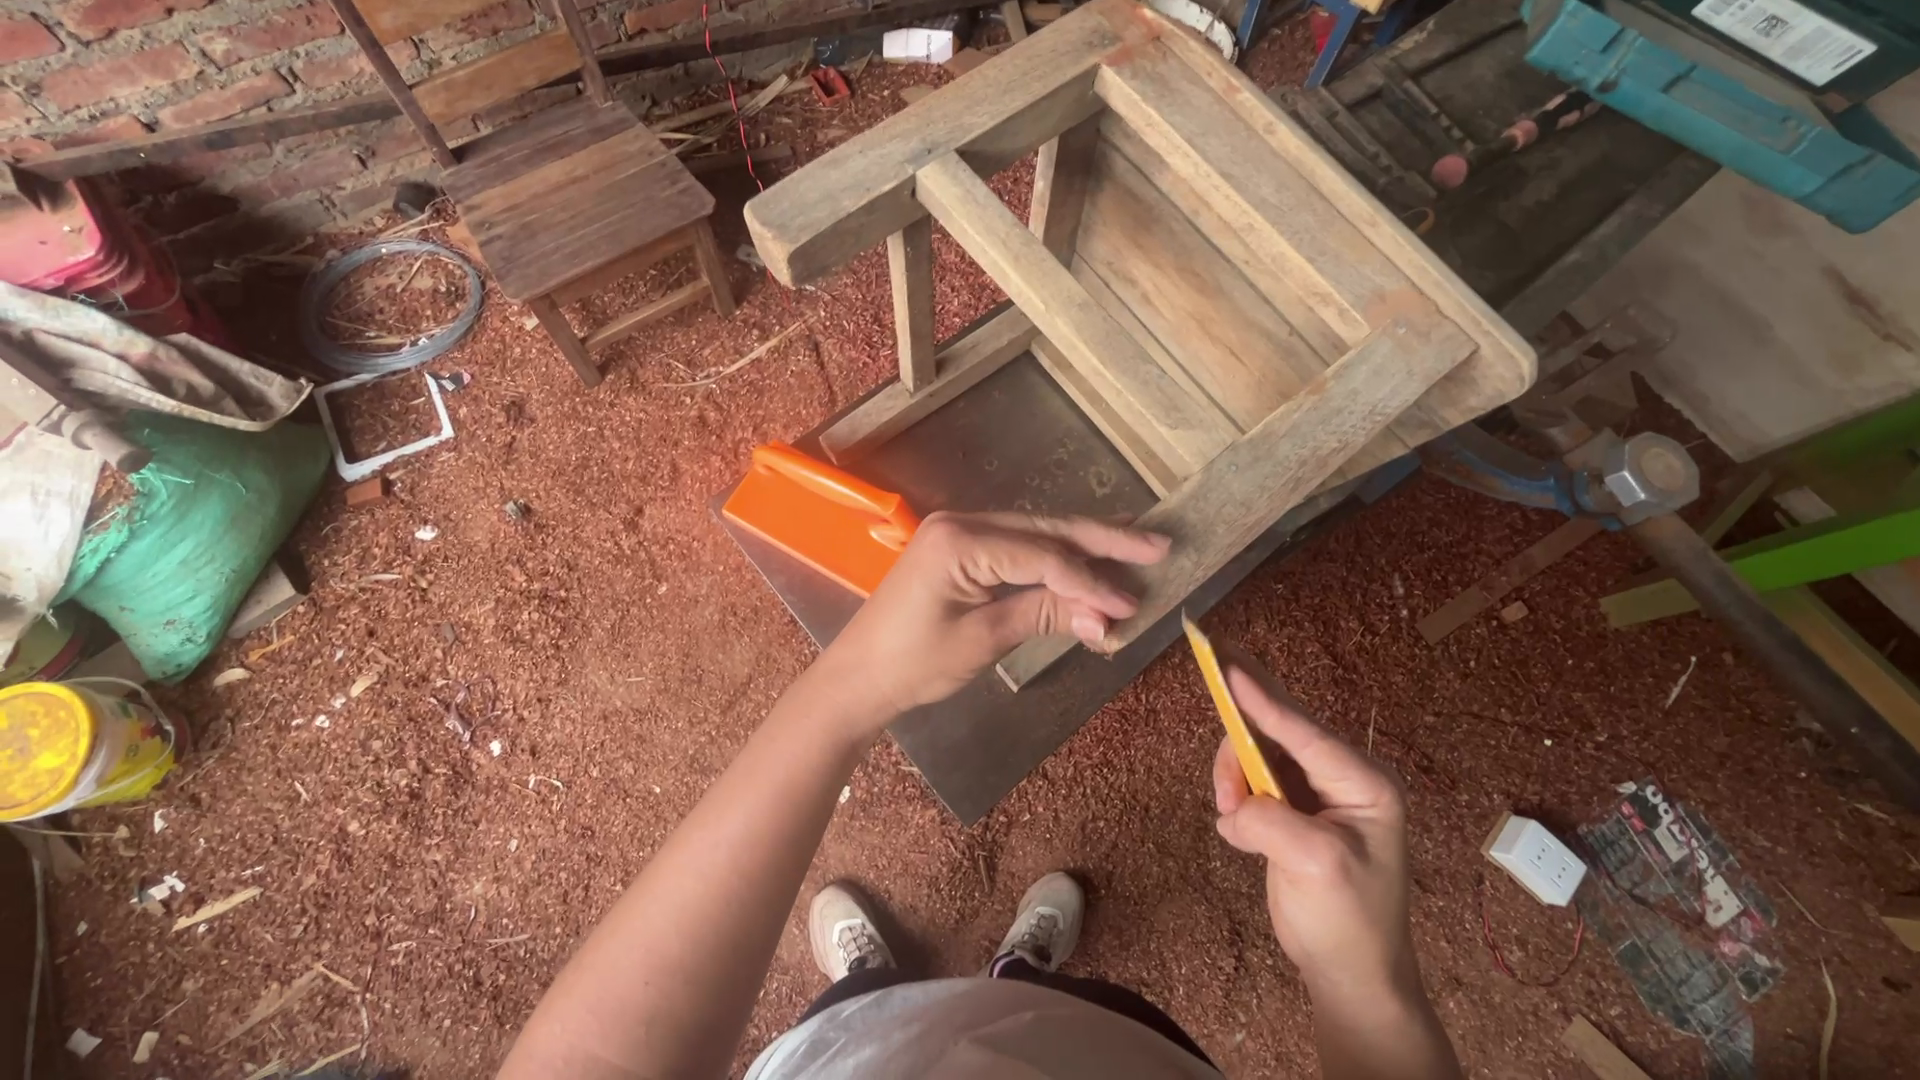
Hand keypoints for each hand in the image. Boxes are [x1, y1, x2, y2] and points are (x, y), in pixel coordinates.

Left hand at [818, 511, 1168, 723]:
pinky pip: (1017, 548)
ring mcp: (959, 532)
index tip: (1131, 604)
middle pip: (1046, 529)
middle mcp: (961, 523)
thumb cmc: (912, 663)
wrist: (858, 677)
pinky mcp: (960, 550)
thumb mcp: (982, 640)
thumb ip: (1042, 615)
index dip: (1091, 580)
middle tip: (1158, 544)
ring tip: (1135, 546)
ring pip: (1036, 534)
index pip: (1044, 555)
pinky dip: (1053, 559)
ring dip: (1084, 546)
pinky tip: (1085, 559)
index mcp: (960, 540)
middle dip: (1103, 539)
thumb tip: (1107, 615)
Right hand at [1210, 654, 1415, 997]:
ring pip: (1256, 756)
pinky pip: (1250, 783)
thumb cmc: (1347, 918)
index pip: (1303, 730)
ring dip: (1235, 778)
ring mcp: (1313, 795)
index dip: (1261, 698)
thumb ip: (1270, 820)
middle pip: (1277, 732)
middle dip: (1242, 736)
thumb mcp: (1316, 864)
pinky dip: (1235, 798)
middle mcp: (1340, 778)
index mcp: (1363, 783)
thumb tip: (1235, 806)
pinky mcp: (1289, 813)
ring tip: (1230, 815)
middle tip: (1214, 700)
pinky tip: (1238, 829)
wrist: (1350, 974)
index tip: (1226, 663)